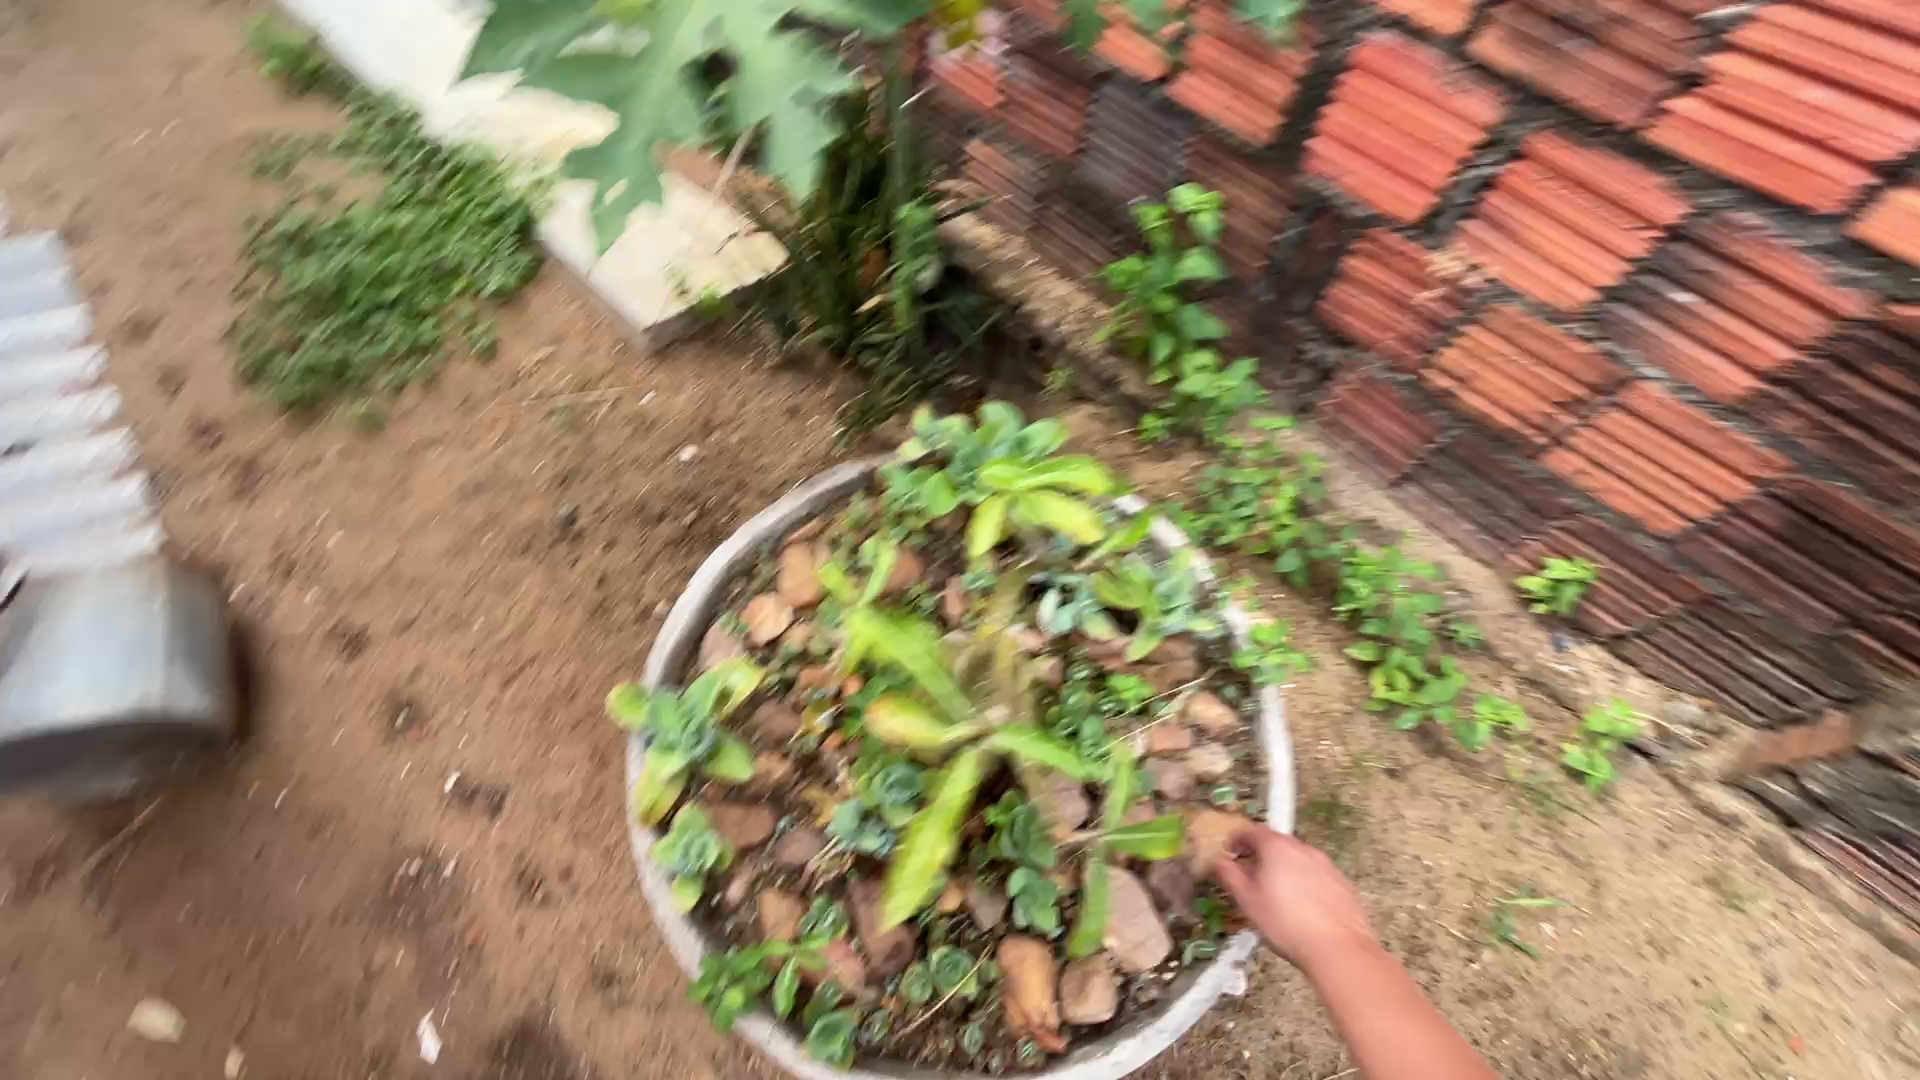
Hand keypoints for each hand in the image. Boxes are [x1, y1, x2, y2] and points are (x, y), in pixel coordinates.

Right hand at [1212, 827, 1376, 973]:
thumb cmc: (1285, 923)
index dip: (1236, 840)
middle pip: (1275, 841)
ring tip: (1277, 893)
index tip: (1230, 854)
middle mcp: (1302, 848)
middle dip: (1260, 853)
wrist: (1340, 950)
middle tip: (1250, 874)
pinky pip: (1315, 873)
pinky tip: (1303, 906)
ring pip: (1297, 858)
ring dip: (1283, 866)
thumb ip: (1229, 876)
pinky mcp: (1342, 883)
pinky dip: (1304, 880)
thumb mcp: (1248, 901)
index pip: (1250, 831)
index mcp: (1276, 847)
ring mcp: (1326, 864)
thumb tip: (1219, 861)